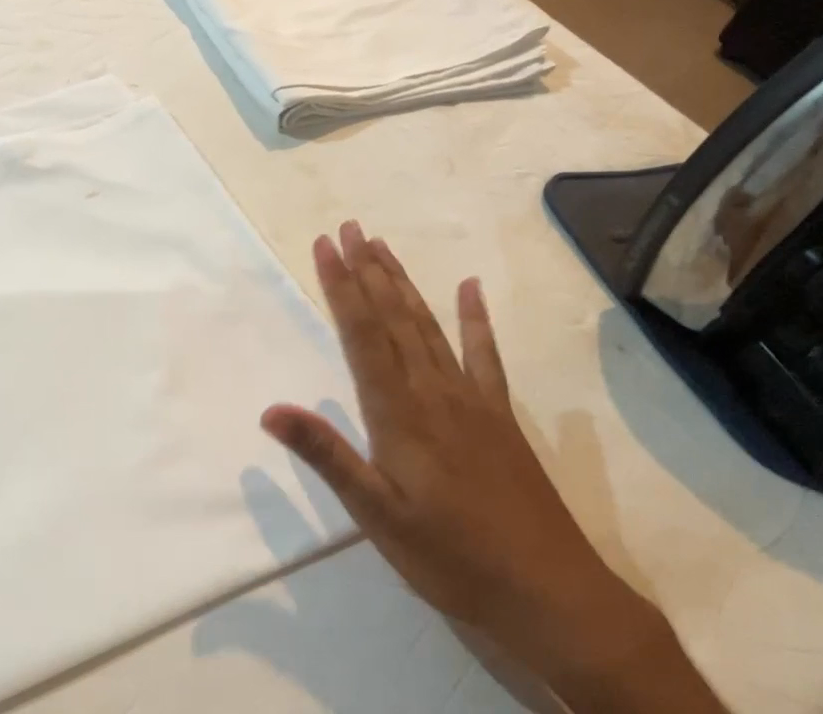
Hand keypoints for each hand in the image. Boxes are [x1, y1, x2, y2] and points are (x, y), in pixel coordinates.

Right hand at [262, 221, 725, 713]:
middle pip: (395, 319)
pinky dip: (476, 320)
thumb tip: (270, 411)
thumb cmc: (451, 557)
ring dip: (404, 284)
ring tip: (382, 246)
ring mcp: (473, 402)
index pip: (363, 335)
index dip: (341, 287)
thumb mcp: (377, 516)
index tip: (324, 245)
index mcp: (399, 414)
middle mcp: (434, 393)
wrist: (552, 595)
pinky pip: (486, 357)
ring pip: (430, 327)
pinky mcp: (500, 418)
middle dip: (367, 271)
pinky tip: (470, 288)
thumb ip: (327, 457)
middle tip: (348, 227)